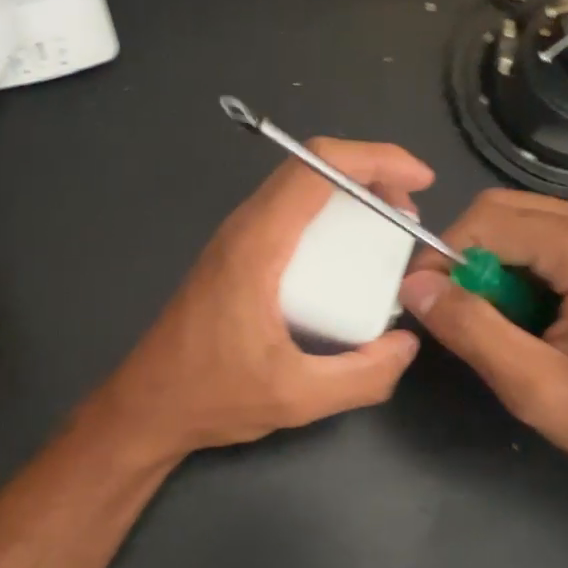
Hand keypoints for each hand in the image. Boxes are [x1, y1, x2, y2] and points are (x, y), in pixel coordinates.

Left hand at [96, 139, 431, 457]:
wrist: (146, 408)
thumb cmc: (213, 397)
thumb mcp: (298, 397)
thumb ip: (364, 376)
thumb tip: (406, 344)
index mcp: (257, 246)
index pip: (317, 167)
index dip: (377, 159)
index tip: (421, 180)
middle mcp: (242, 229)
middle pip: (310, 169)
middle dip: (370, 177)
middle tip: (409, 218)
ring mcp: (233, 241)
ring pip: (296, 190)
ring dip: (347, 196)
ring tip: (386, 235)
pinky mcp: (231, 258)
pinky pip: (286, 216)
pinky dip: (325, 218)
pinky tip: (344, 261)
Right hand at [399, 190, 567, 489]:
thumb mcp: (536, 386)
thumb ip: (472, 330)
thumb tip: (414, 287)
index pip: (488, 219)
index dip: (442, 256)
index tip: (424, 304)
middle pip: (503, 211)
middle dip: (465, 259)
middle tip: (458, 317)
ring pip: (520, 225)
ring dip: (492, 269)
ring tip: (495, 326)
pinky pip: (545, 243)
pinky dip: (519, 273)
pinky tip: (526, 321)